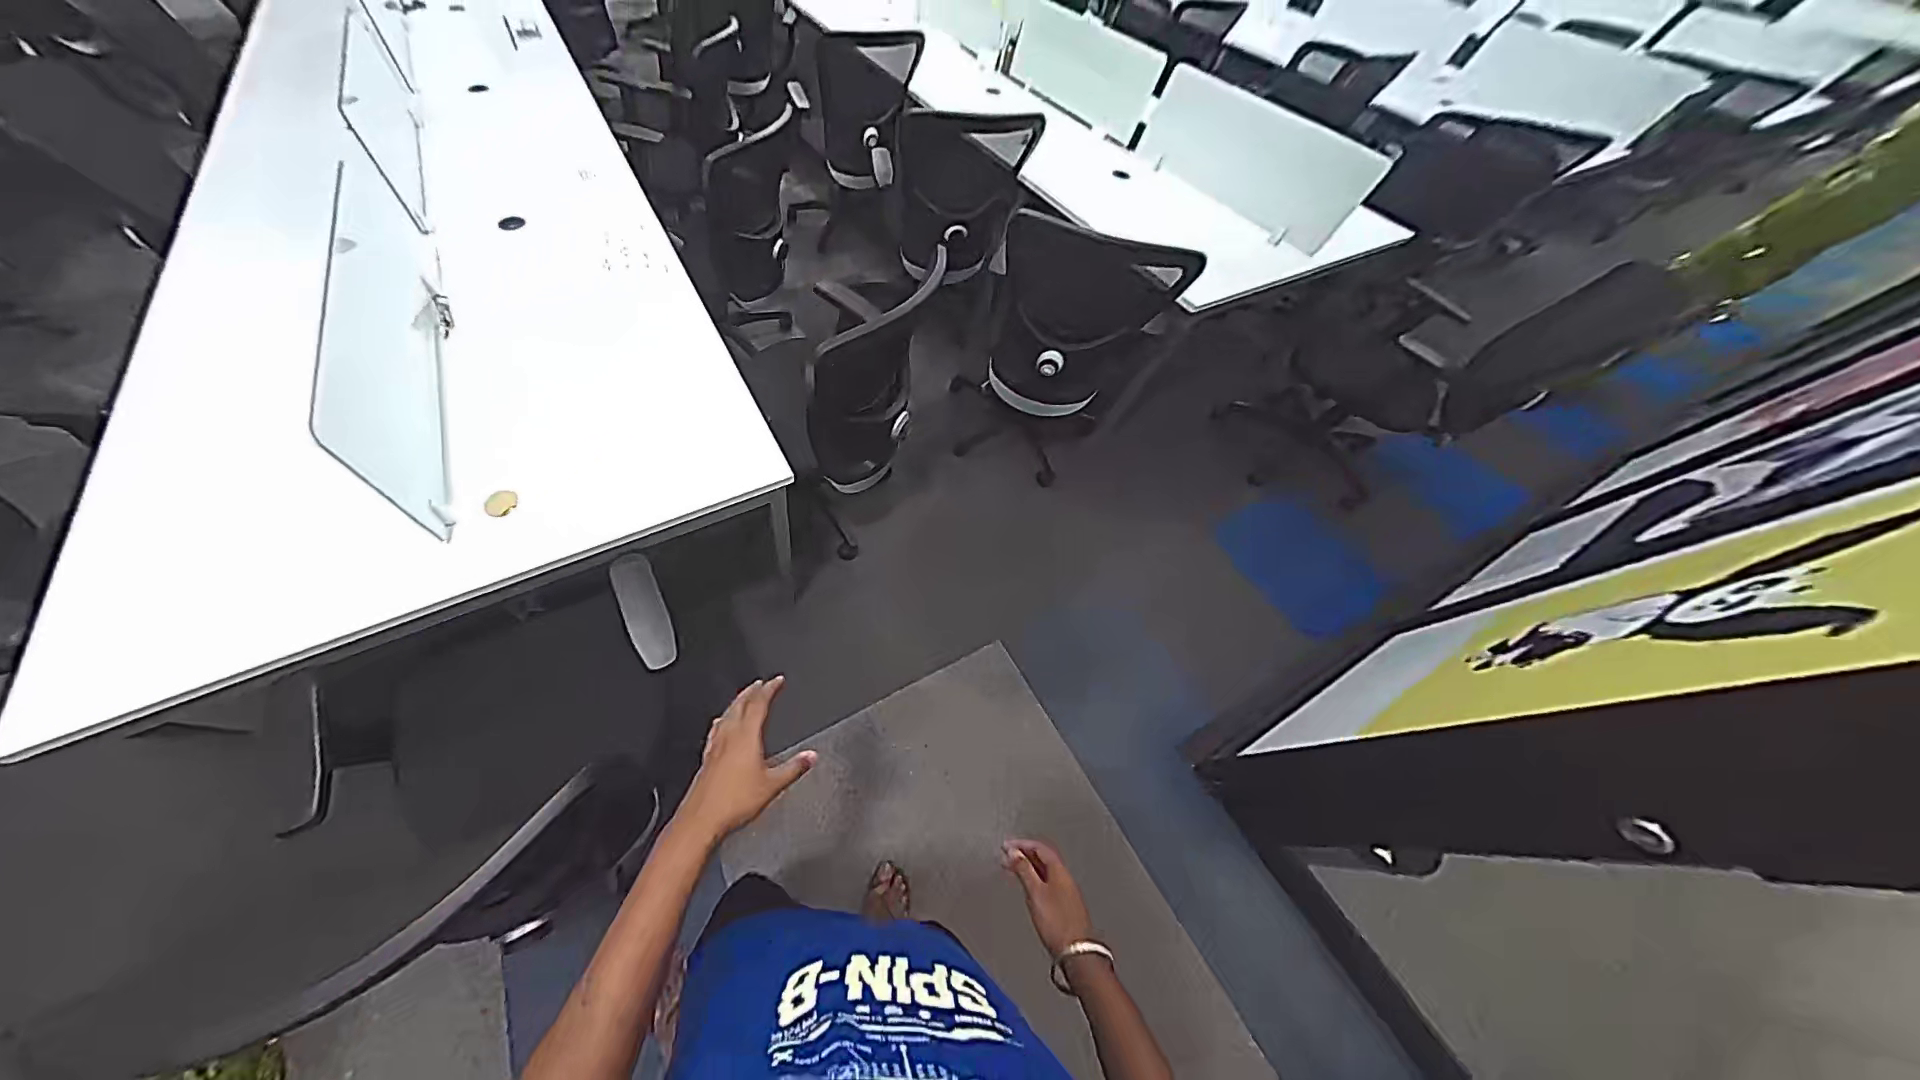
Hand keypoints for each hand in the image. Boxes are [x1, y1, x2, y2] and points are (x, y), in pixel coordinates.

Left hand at [677, 677, 816, 841]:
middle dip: (752, 691)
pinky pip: (716, 730)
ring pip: (726, 715)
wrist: (700, 821)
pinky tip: (720, 727)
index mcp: (745, 737)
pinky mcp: (706, 760)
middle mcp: (728, 738)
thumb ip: (794, 768)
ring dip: (737, 703)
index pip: (759, 704)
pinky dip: (723, 721)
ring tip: (742, 698)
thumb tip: (810, 756)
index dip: (769, 689)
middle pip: (740, 705)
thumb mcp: (773, 785)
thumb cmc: (732, 802)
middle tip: (760, 683)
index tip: (776, 681)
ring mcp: (714, 748)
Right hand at [1003, 838, 1094, 957]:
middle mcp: (1064, 878)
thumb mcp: (1035, 892)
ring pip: (1045, 870)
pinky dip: (1034, 878)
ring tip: (1013, 868)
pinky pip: (1047, 882)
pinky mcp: (1064, 904)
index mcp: (1059, 871)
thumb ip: (1024, 870)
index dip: (1022, 844)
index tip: (1007, 845)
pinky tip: (1028, 886)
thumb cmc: (1057, 923)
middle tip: (1007, 854)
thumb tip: (1014, 853)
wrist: (1076, 951)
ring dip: (1028, 866)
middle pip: (1043, 858)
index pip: (1039, 848)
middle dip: (1024, 854)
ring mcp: (1065, 891)